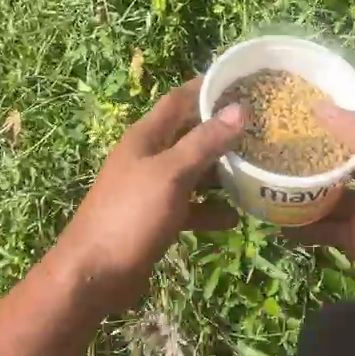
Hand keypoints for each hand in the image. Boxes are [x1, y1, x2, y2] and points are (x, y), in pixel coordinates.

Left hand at [49, 77, 245, 316]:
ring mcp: (153, 187)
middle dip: (221, 131)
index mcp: (147, 135)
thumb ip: (204, 142)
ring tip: (257, 170)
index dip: (206, 87)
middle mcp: (150, 155)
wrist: (93, 273)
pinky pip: (190, 206)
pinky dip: (210, 209)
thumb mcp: (171, 174)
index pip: (179, 99)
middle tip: (260, 129)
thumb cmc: (131, 213)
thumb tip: (240, 108)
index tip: (241, 82)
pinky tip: (236, 217)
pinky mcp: (157, 218)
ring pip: (193, 171)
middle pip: (189, 134)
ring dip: (220, 171)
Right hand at [291, 103, 354, 336]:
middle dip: (309, 150)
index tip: (291, 103)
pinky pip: (329, 228)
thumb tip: (321, 106)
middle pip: (339, 158)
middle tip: (268, 140)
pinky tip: (277, 224)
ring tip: (265, 177)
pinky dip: (305, 226)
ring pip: (330, 193)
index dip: (328, 112)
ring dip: (303, 188)